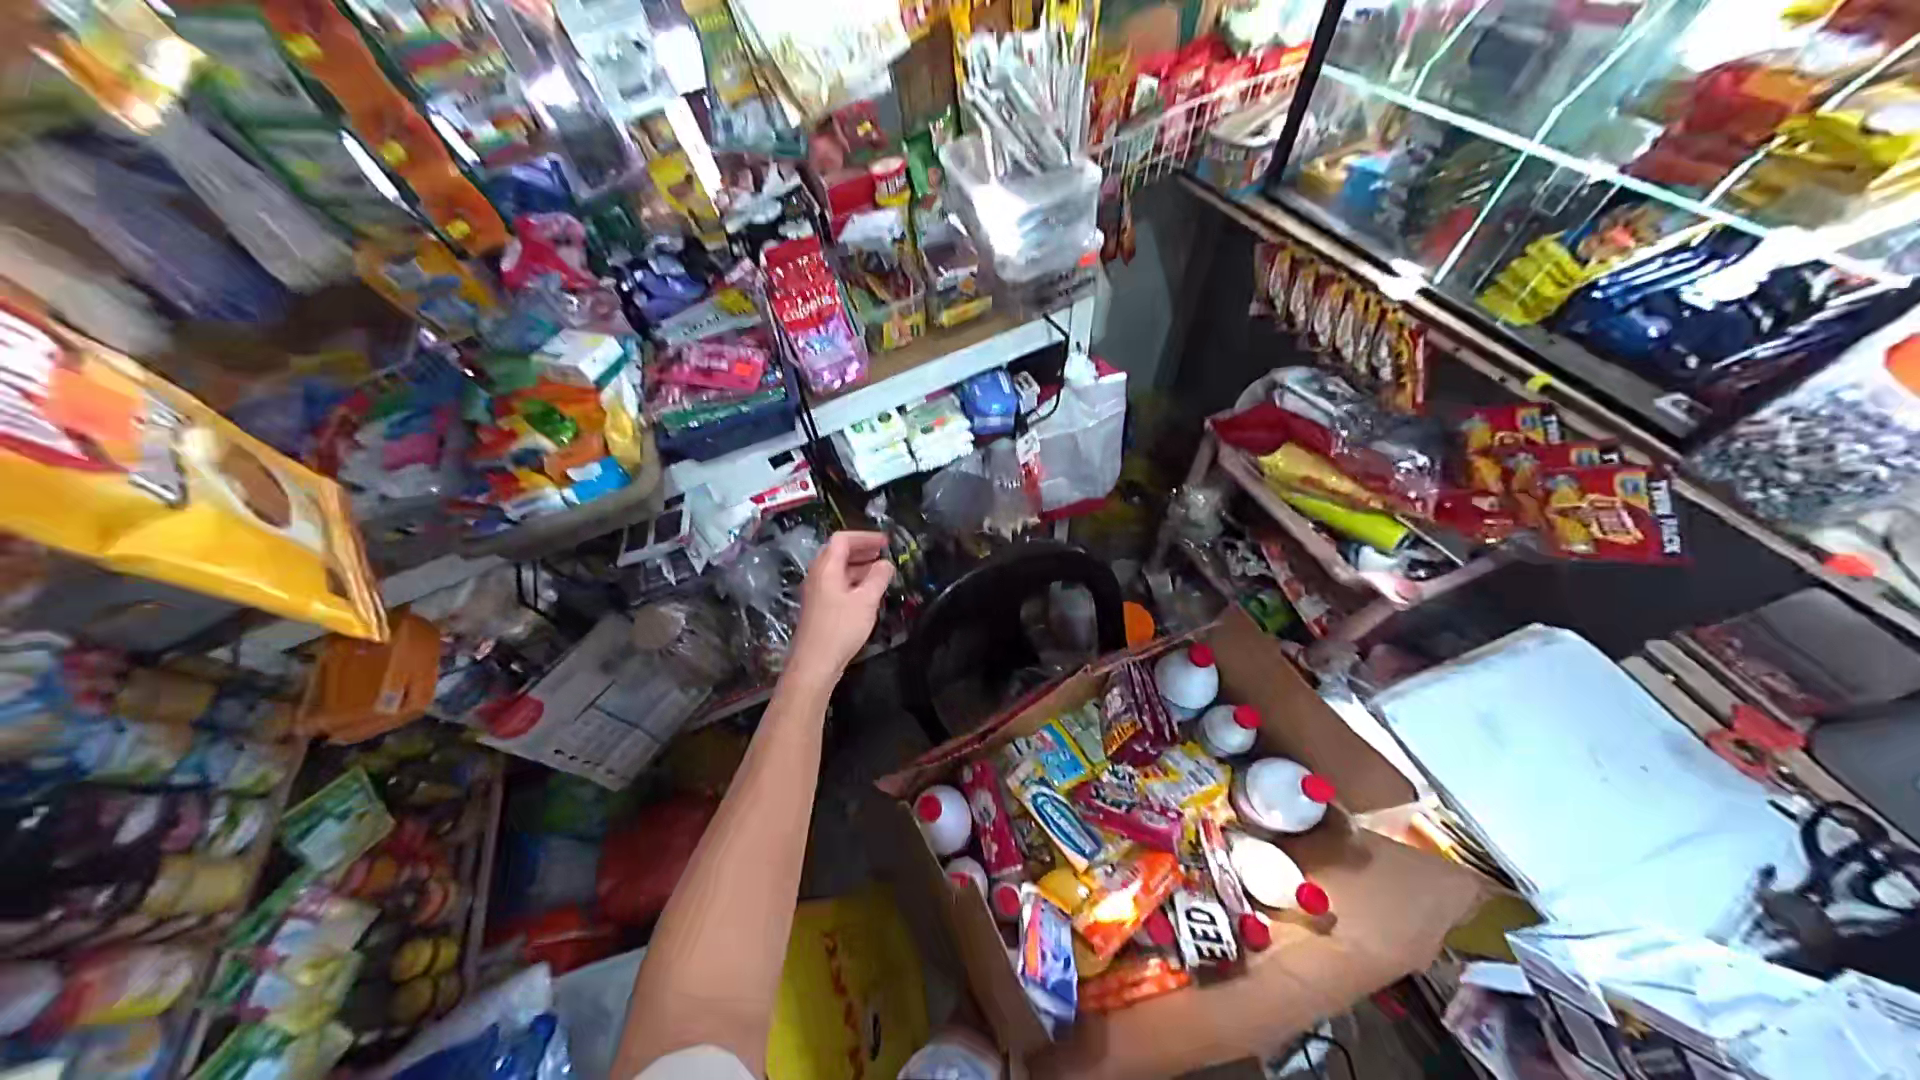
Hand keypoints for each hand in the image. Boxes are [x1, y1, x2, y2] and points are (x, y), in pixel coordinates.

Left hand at [789, 531, 894, 678]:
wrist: (814, 663)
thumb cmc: (841, 628)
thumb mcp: (866, 601)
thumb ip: (878, 578)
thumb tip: (886, 563)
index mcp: (826, 568)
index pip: (842, 539)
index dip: (865, 537)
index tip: (885, 542)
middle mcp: (818, 575)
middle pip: (838, 552)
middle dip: (862, 550)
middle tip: (884, 553)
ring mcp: (816, 591)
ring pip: (838, 569)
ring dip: (859, 566)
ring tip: (881, 572)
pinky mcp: (819, 607)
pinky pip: (836, 584)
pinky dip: (853, 580)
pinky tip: (868, 592)